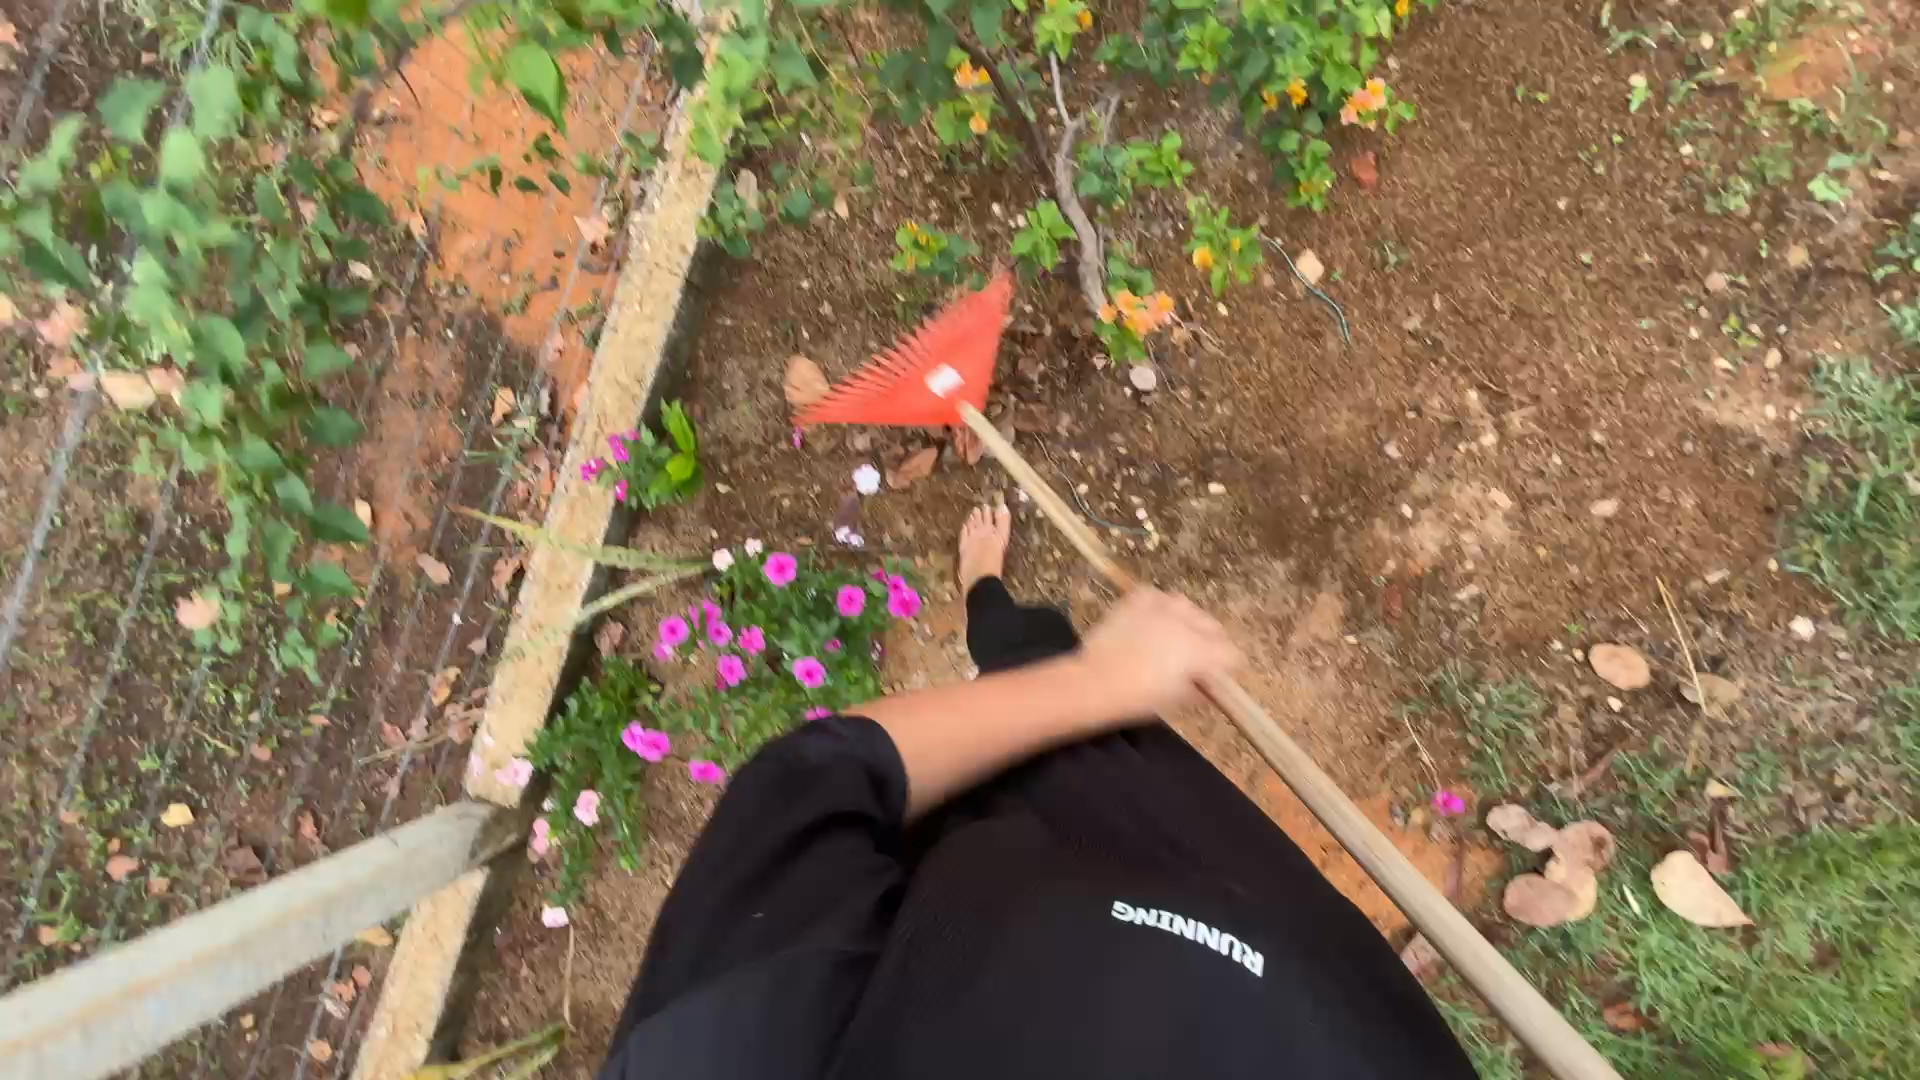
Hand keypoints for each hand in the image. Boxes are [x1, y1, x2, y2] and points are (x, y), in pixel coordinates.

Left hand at [1077, 588, 1243, 719]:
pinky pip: (1156, 596)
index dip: (1229, 665)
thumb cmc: (1138, 698)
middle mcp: (1185, 624)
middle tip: (1197, 658)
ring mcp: (1159, 609)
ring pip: (1186, 606)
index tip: (1222, 672)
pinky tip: (1153, 618)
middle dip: (1211, 641)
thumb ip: (1197, 689)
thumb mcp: (1175, 700)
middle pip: (1212, 626)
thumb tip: (1204, 687)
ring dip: (1187, 619)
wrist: (1095, 681)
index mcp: (1200, 651)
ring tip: (1176, 634)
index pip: (1231, 653)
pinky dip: (1158, 605)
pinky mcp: (1135, 602)